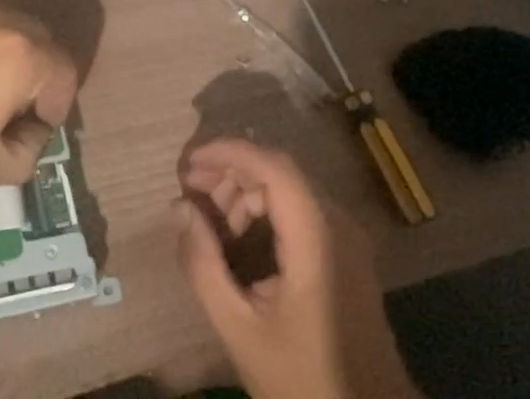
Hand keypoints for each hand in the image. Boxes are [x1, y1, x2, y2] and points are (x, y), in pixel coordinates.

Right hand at [177, 139, 415, 398]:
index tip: (188, 163)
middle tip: (189, 190)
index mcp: (317, 240)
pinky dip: (267, 209)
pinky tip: (239, 234)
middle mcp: (340, 226)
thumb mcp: (239, 329)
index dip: (229, 153)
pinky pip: (304, 210)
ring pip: (292, 188)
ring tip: (207, 217)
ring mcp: (349, 239)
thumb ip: (204, 265)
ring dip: (247, 190)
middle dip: (231, 171)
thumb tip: (180, 209)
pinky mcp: (348, 254)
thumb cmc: (303, 377)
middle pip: (282, 172)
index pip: (274, 168)